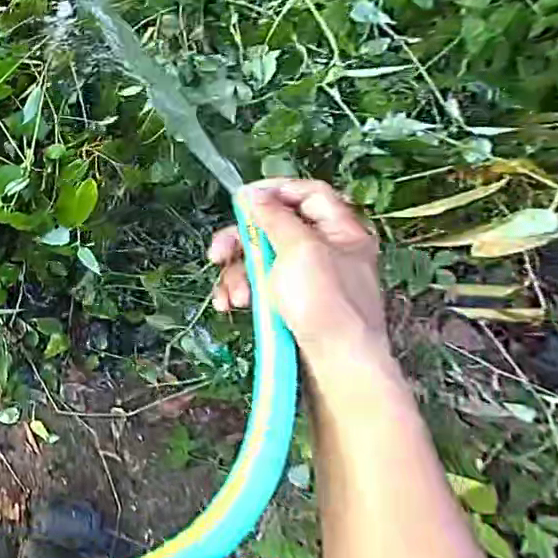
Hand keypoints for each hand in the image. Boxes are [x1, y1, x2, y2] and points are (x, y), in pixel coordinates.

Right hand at [207, 179, 391, 375]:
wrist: (337, 367)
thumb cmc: (324, 303)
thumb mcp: (298, 250)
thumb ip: (273, 217)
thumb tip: (251, 193)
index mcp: (340, 231)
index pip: (309, 192)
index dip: (275, 190)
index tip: (242, 200)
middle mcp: (325, 250)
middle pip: (274, 226)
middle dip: (241, 241)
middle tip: (217, 254)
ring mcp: (308, 278)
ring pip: (260, 258)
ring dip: (237, 274)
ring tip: (233, 296)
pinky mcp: (292, 302)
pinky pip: (260, 284)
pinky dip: (242, 291)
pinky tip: (230, 305)